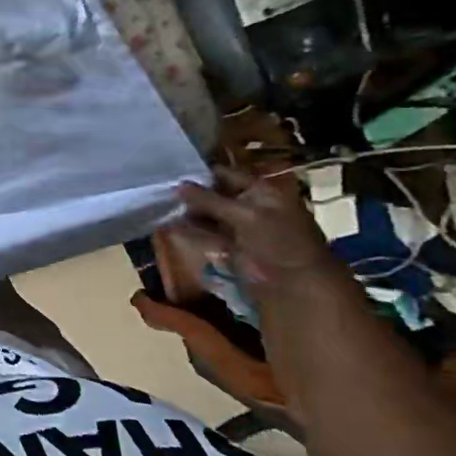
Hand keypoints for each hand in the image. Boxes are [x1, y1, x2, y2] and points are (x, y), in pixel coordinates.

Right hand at [175, 166, 347, 289]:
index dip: (200, 174)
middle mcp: (248, 204)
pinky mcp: (228, 243)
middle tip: (160, 192)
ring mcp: (237, 225)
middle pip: (213, 193)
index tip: (170, 174)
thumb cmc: (278, 241)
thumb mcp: (245, 216)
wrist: (295, 282)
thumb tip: (177, 185)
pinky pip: (205, 232)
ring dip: (187, 212)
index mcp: (260, 191)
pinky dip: (189, 229)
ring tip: (161, 208)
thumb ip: (210, 200)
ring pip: (207, 213)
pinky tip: (169, 226)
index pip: (225, 174)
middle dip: (190, 194)